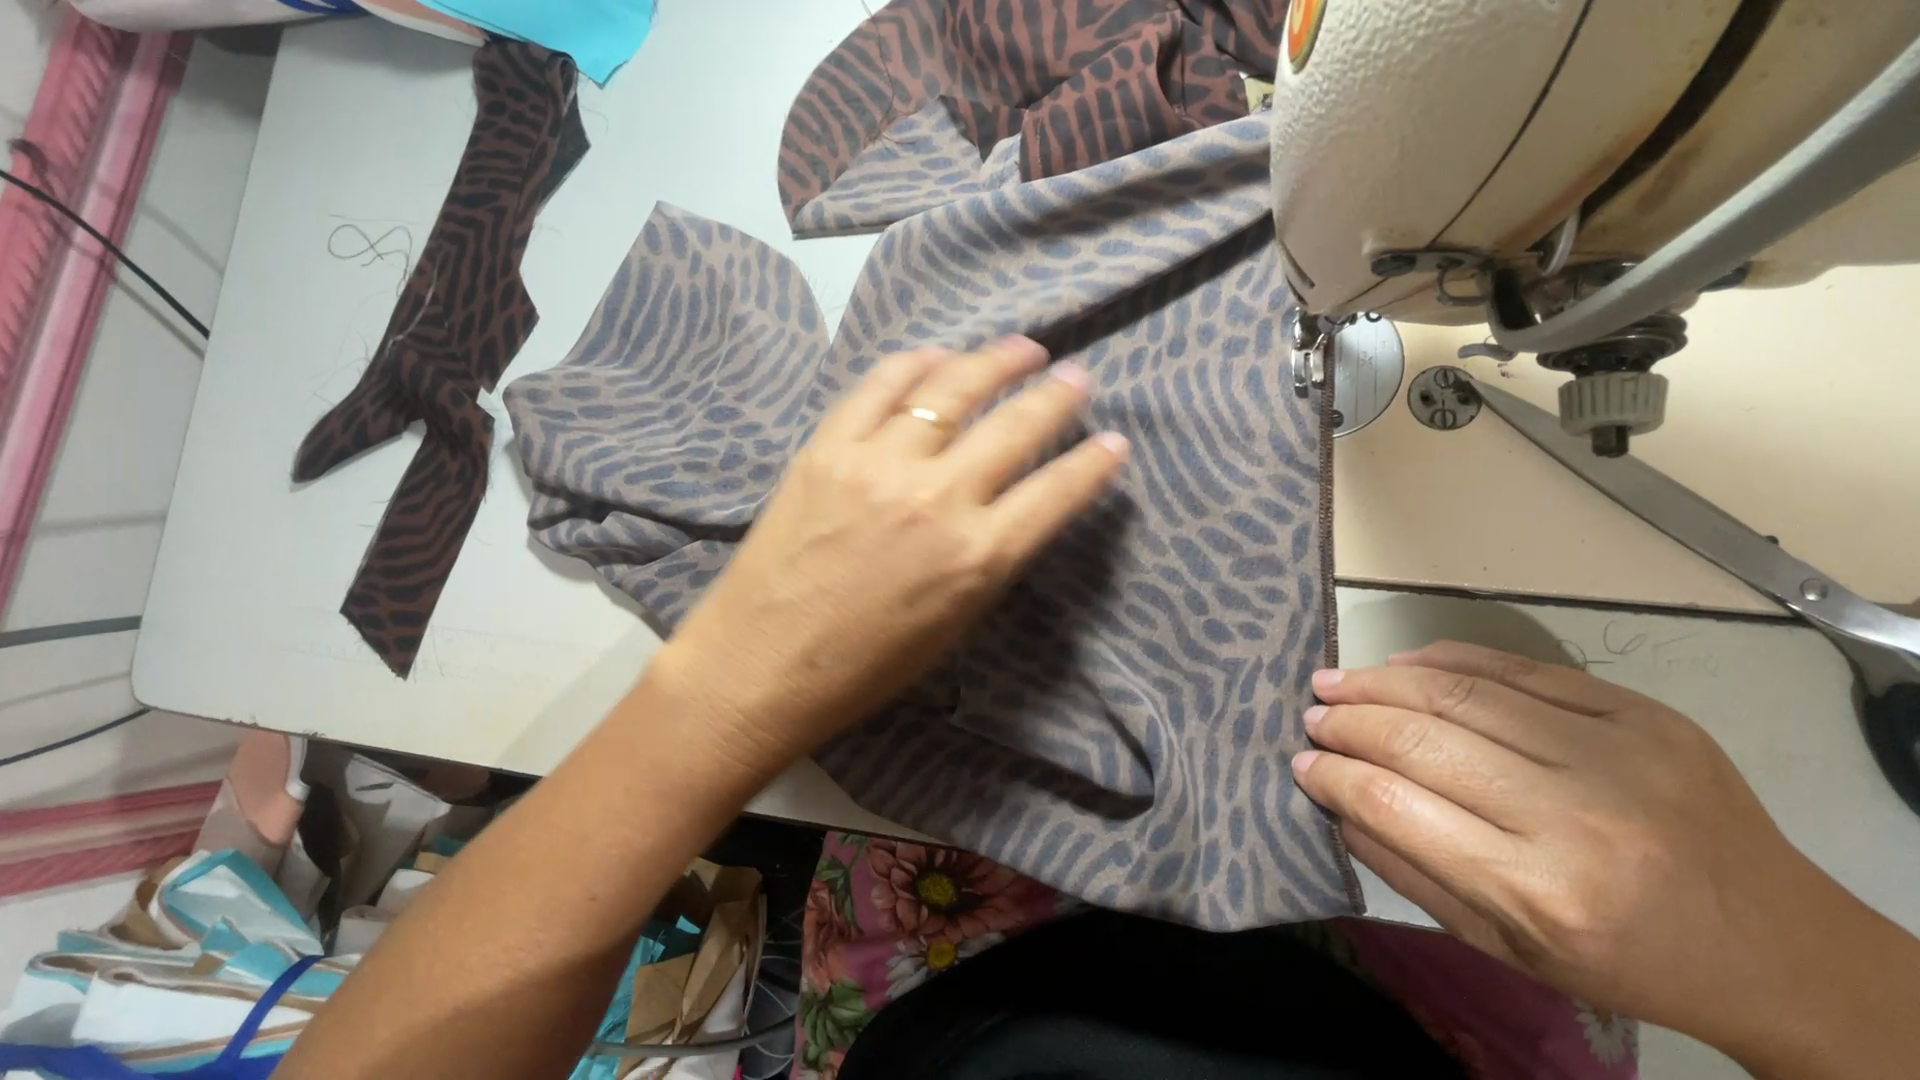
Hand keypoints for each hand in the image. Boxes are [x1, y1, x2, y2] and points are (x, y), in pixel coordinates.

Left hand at [651, 337, 1127, 772]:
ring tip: (1023, 348)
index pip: (1057, 491)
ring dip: (996, 362)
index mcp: (978, 556)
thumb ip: (991, 557)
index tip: (1115, 441)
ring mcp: (879, 464)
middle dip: (1057, 397)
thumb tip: (1017, 504)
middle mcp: (937, 497)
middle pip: (1015, 426)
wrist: (761, 665)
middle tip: (1076, 378)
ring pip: (952, 389)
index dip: (1095, 462)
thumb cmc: (866, 666)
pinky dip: (917, 364)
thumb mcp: (955, 623)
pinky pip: (881, 386)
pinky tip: (940, 357)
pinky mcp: (828, 447)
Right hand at [1291, 641, 1915, 1071]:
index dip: (1332, 774)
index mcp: (1537, 889)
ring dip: (1383, 680)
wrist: (1774, 944)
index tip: (1300, 761)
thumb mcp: (1504, 946)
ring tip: (1336, 680)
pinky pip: (1520, 669)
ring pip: (1463, 692)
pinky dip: (1448, 659)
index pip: (1395, 804)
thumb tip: (1335, 799)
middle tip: (1311, 714)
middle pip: (1422, 739)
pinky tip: (1403, 662)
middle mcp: (1575, 815)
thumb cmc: (1625, 961)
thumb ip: (1407, 870)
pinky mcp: (1644, 714)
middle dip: (1349, 721)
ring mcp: (1616, 752)